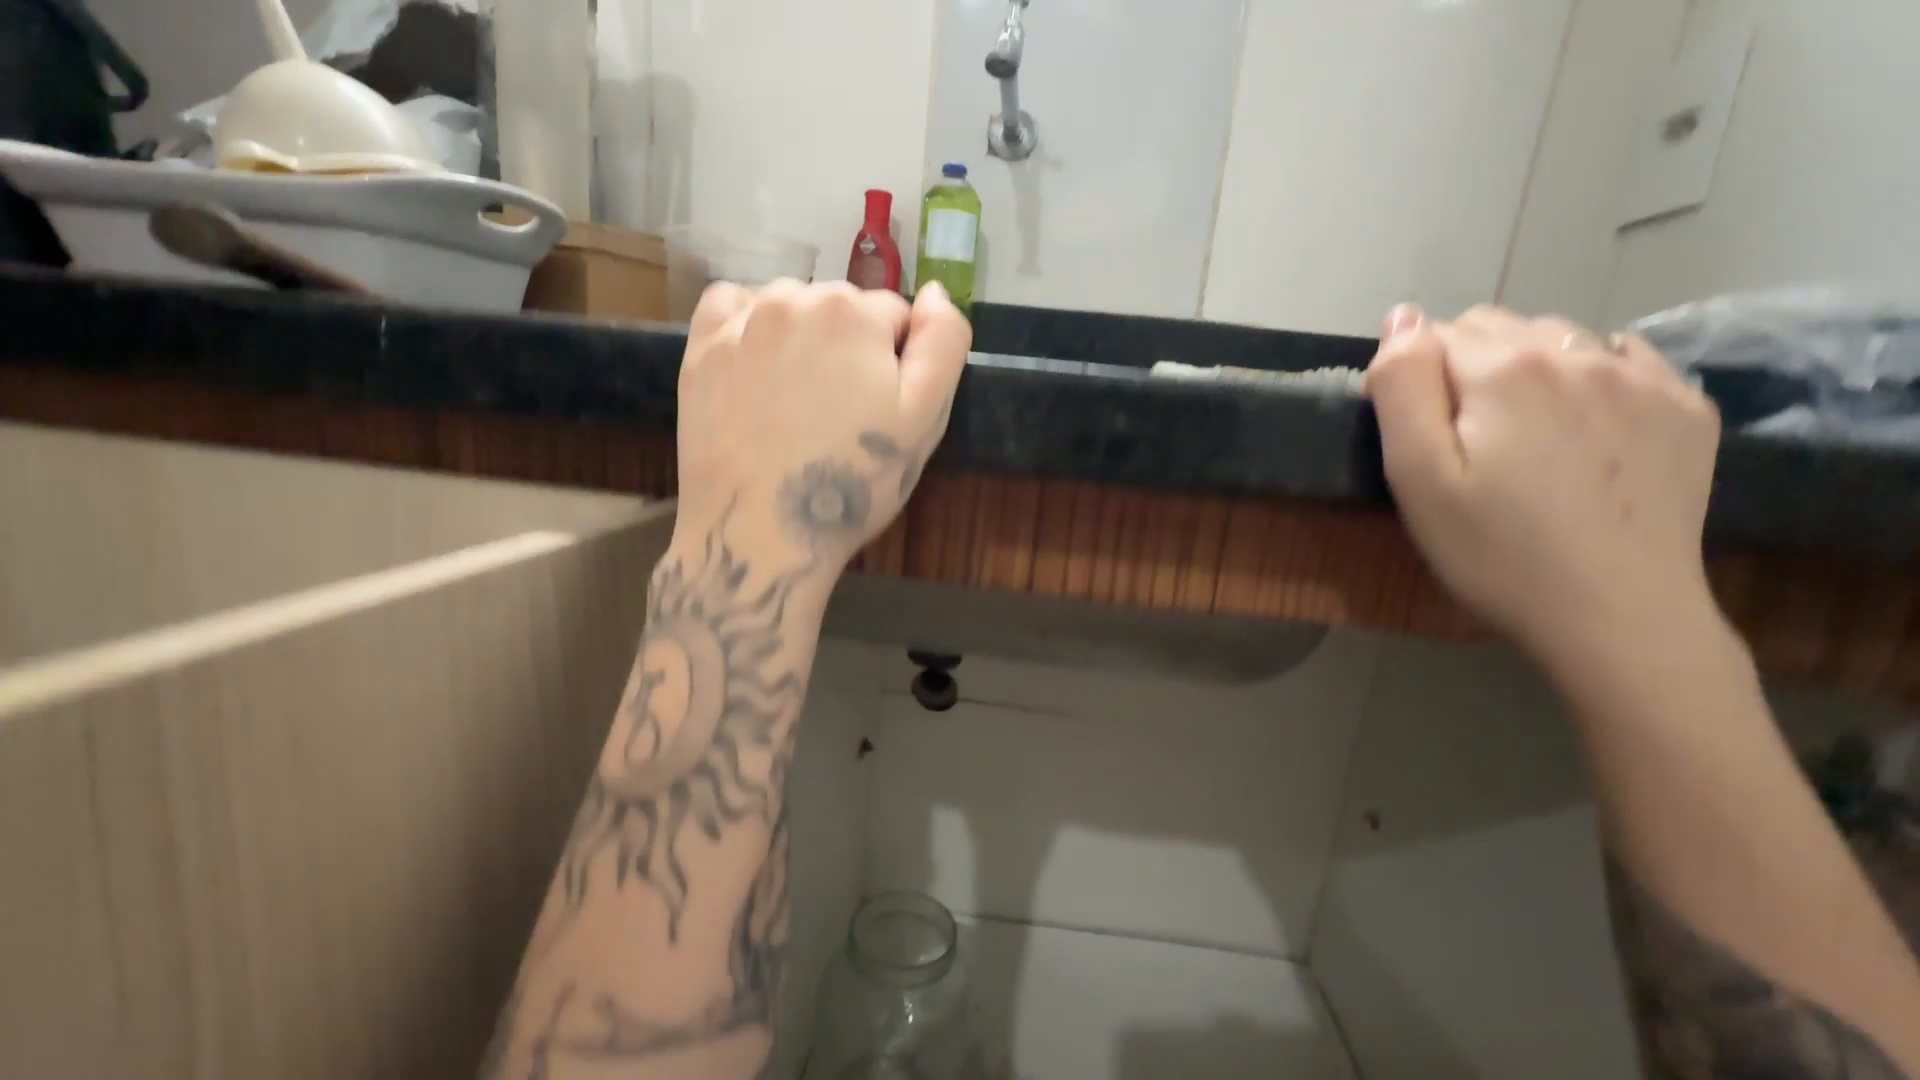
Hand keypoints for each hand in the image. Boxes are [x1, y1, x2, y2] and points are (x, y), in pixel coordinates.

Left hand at [674, 279, 971, 570]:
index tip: (881, 410)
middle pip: (842, 308)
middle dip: (850, 348)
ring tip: (797, 401)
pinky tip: (756, 366)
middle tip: (840, 414)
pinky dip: (749, 324)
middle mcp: (794, 297)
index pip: (895, 317)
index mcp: (855, 312)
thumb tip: (937, 290)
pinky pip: (733, 306)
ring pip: (791, 306)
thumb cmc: (852, 478)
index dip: (897, 364)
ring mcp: (742, 321)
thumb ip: (944, 342)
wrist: (760, 530)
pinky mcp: (701, 347)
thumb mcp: (924, 418)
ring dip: (802, 337)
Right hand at [1364, 304, 1723, 663]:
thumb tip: (1402, 318)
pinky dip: (1592, 377)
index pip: (1432, 335)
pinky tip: (1584, 428)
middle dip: (1465, 365)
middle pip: (1495, 327)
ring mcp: (1641, 376)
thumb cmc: (1497, 553)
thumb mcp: (1417, 478)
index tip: (1416, 437)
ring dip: (1526, 368)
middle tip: (1464, 439)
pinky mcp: (1684, 407)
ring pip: (1557, 338)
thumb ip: (1401, 387)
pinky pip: (1624, 359)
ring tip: (1523, 434)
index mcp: (1504, 369)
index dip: (1410, 379)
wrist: (1618, 616)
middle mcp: (1576, 352)